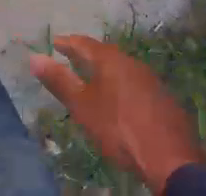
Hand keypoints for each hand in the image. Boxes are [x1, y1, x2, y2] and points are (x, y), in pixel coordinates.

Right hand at [30, 34, 203, 194]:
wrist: (171, 161)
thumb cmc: (118, 128)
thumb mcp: (82, 106)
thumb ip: (59, 80)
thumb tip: (34, 57)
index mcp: (110, 60)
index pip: (83, 43)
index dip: (67, 43)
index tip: (54, 44)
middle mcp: (132, 63)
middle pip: (105, 54)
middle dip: (87, 56)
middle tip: (72, 59)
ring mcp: (153, 82)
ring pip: (123, 70)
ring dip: (107, 72)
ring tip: (95, 80)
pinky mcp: (166, 102)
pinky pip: (137, 86)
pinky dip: (123, 87)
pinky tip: (121, 102)